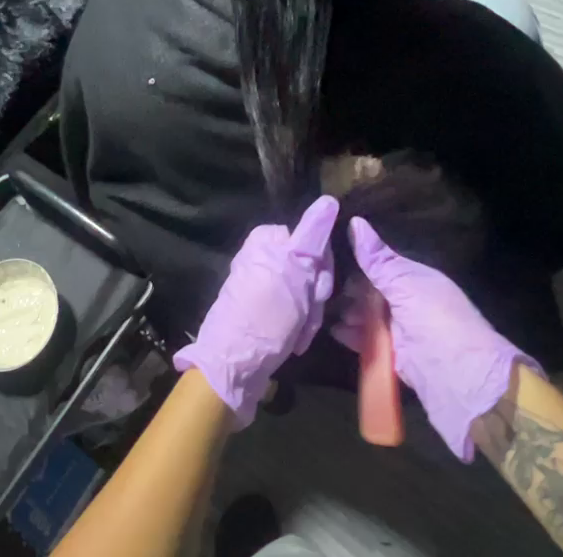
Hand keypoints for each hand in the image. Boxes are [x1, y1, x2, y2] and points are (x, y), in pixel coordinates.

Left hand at [174, 196, 340, 426]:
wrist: (233, 364)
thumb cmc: (265, 314)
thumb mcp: (294, 271)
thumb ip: (312, 234)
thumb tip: (329, 198)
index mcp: (267, 239)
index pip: (315, 242)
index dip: (322, 270)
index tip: (318, 290)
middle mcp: (263, 255)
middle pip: (312, 269)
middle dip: (315, 296)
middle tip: (307, 314)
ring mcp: (263, 283)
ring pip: (307, 293)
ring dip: (309, 316)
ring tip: (297, 334)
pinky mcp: (264, 308)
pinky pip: (295, 310)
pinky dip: (299, 326)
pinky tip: (293, 341)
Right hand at [334, 217, 539, 460]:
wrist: (464, 383)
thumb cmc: (436, 321)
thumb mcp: (404, 283)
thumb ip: (377, 258)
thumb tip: (354, 220)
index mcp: (418, 279)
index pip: (382, 265)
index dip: (357, 262)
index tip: (327, 258)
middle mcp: (411, 303)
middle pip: (373, 293)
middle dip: (349, 291)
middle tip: (320, 288)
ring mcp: (404, 333)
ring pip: (370, 318)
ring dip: (349, 314)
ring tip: (323, 310)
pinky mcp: (397, 359)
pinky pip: (370, 343)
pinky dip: (353, 337)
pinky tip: (333, 331)